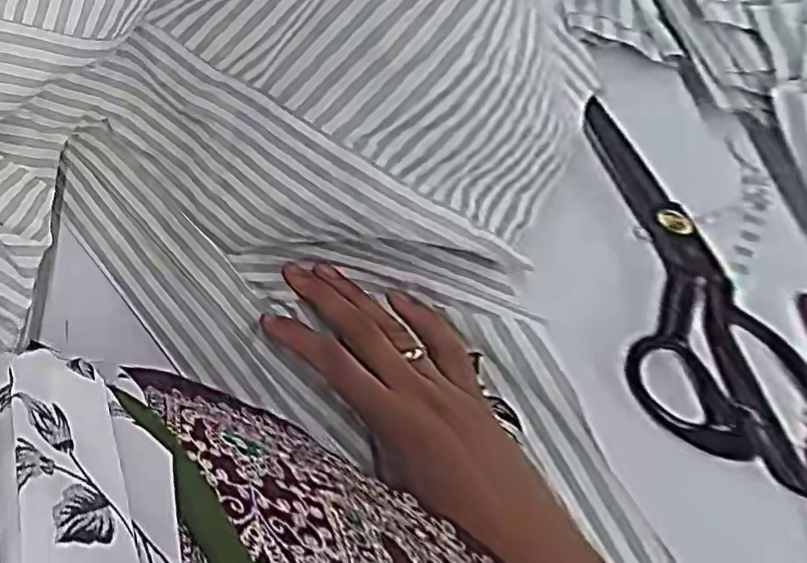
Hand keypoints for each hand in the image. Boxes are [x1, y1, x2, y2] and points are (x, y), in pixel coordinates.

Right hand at [262, 263, 602, 562]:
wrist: (536, 554)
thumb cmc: (461, 533)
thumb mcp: (392, 491)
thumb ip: (361, 444)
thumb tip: (324, 426)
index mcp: (397, 421)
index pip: (334, 364)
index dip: (298, 338)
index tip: (271, 319)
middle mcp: (421, 395)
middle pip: (360, 330)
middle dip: (322, 296)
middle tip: (294, 272)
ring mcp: (449, 390)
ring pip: (395, 328)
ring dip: (359, 296)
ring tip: (331, 271)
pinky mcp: (473, 395)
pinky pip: (446, 344)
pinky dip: (421, 315)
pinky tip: (399, 296)